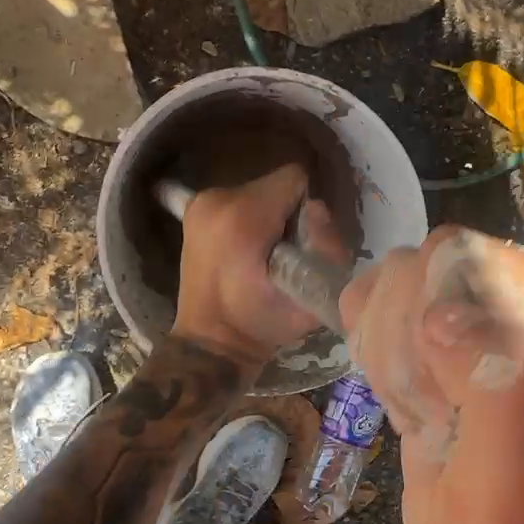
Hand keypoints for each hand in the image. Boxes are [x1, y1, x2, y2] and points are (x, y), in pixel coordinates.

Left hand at [172, 162, 347, 371]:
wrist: (211, 343)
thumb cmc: (260, 326)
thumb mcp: (311, 300)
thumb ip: (328, 250)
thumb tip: (319, 212)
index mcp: (243, 218)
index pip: (295, 180)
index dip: (307, 212)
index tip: (301, 246)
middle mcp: (218, 199)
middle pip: (276, 186)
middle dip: (288, 215)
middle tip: (283, 257)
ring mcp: (202, 203)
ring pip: (258, 193)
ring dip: (269, 218)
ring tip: (263, 258)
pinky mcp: (195, 211)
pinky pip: (238, 202)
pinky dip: (250, 221)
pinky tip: (246, 252)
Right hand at [339, 227, 523, 523]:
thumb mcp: (519, 494)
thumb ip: (504, 398)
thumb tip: (439, 312)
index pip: (480, 268)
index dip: (442, 343)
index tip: (458, 413)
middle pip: (435, 259)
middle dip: (411, 351)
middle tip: (441, 416)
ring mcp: (497, 293)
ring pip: (399, 273)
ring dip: (391, 358)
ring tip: (431, 412)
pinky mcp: (450, 309)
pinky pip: (378, 289)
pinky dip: (373, 349)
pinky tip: (412, 396)